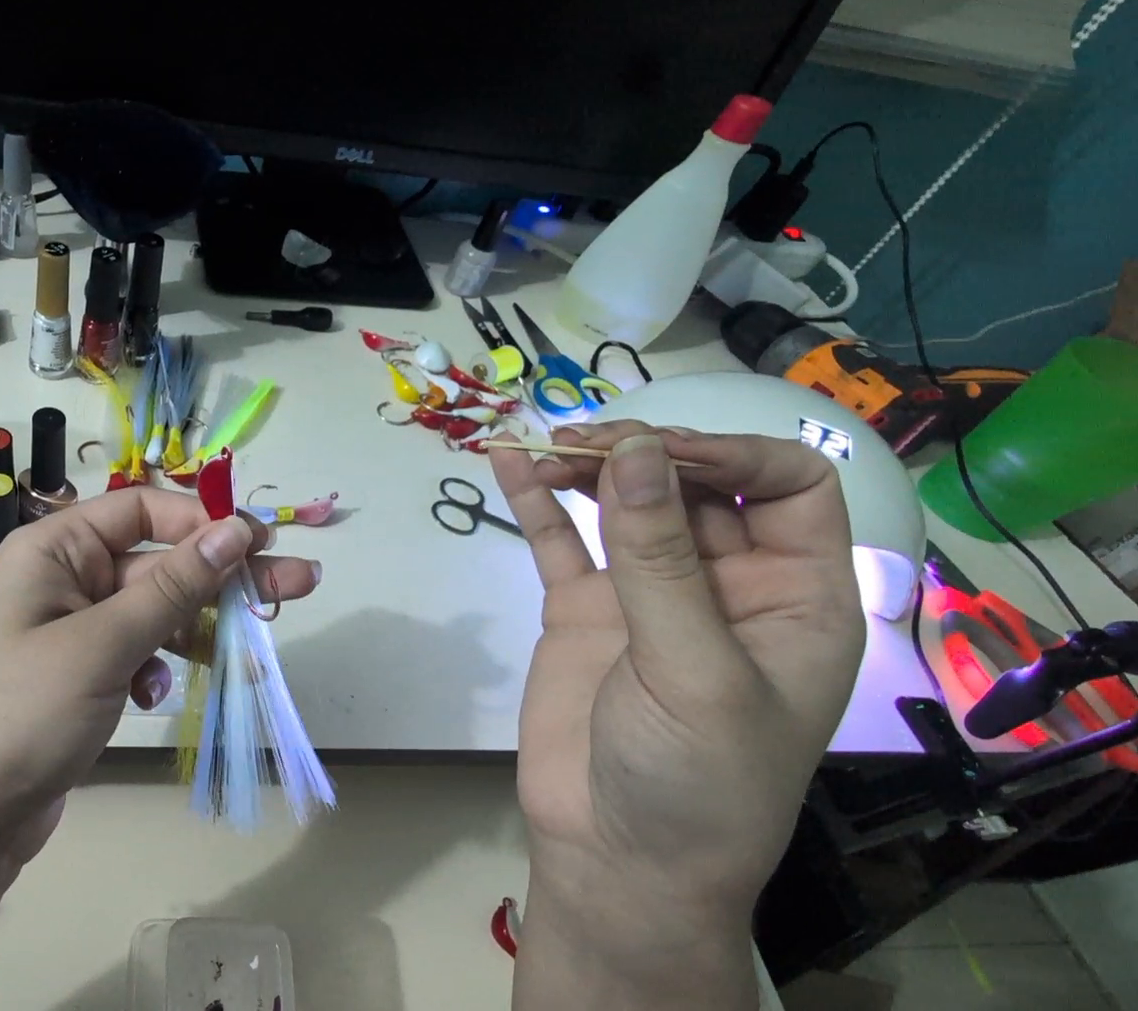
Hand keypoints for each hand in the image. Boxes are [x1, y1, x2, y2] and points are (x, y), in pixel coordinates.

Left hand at [0, 485, 319, 848]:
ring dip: (198, 627)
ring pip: (152, 611)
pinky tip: (158, 694)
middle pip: (157, 562)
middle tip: (300, 584)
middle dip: (222, 577)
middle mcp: (62, 579)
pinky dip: (158, 666)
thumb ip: (174, 587)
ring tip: (258, 646)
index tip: (262, 544)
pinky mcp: (79, 677)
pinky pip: (135, 653)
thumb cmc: (21, 713)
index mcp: (53, 549)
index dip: (202, 522)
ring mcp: (70, 631)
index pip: (140, 511)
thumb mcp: (102, 643)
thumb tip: (237, 530)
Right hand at [490, 422, 862, 1008]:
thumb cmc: (695, 779)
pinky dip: (538, 502)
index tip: (657, 449)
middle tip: (583, 442)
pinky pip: (563, 541)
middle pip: (692, 484)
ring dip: (586, 468)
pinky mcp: (583, 610)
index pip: (786, 486)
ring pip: (623, 504)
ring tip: (542, 448)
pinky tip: (509, 463)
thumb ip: (659, 558)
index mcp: (793, 595)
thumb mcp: (693, 670)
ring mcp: (645, 594)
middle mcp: (723, 582)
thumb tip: (635, 447)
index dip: (731, 453)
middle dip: (642, 453)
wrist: (614, 859)